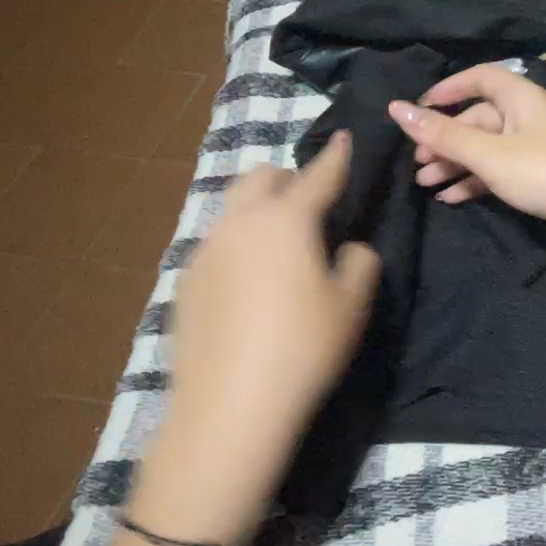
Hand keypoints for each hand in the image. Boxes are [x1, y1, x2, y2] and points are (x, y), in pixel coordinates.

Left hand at [167, 132, 380, 449]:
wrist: (229, 409)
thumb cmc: (304, 347)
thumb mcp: (353, 303)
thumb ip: (360, 262)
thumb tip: (347, 248)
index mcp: (287, 219)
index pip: (318, 174)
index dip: (337, 155)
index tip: (346, 137)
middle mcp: (241, 223)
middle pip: (261, 177)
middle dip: (289, 178)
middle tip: (314, 201)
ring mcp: (206, 251)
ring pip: (234, 208)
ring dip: (261, 208)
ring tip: (283, 240)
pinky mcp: (186, 282)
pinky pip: (219, 242)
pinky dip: (241, 241)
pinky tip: (254, 279)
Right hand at [389, 64, 545, 256]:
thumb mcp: (489, 154)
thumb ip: (443, 135)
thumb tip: (397, 108)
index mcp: (521, 97)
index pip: (481, 77)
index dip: (449, 88)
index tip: (418, 109)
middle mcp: (529, 116)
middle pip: (479, 118)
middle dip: (446, 139)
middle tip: (417, 163)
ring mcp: (537, 146)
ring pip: (487, 148)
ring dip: (456, 164)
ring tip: (425, 184)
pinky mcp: (542, 175)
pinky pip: (500, 171)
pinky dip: (476, 181)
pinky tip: (451, 199)